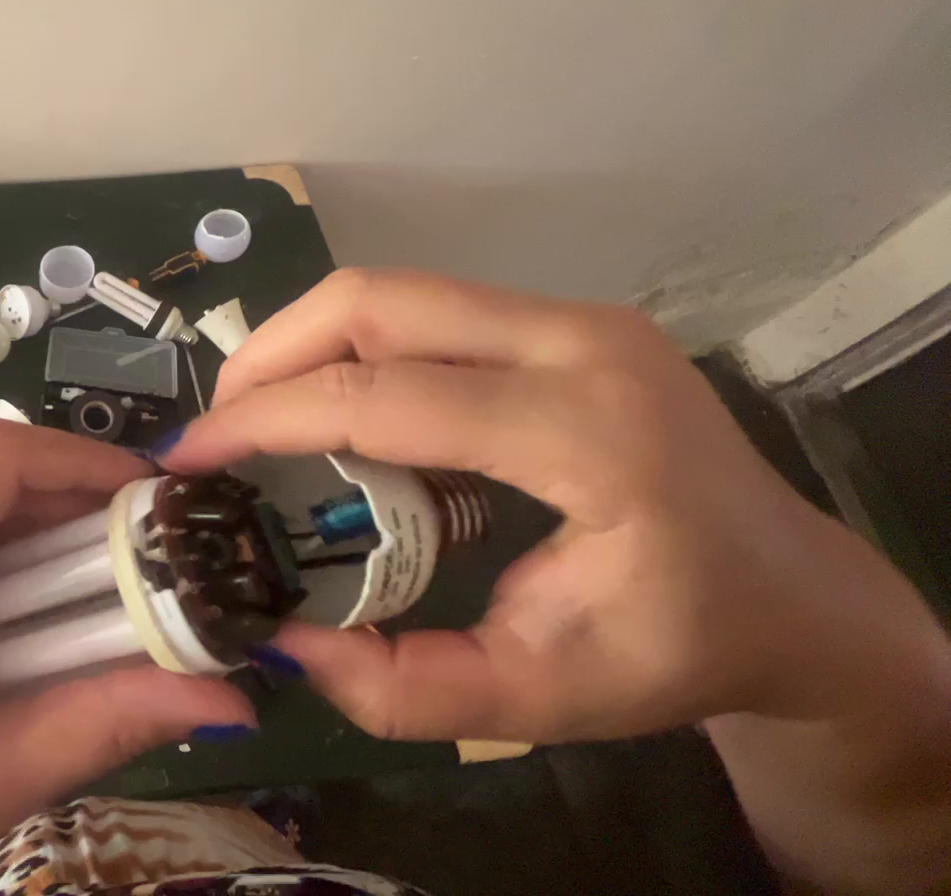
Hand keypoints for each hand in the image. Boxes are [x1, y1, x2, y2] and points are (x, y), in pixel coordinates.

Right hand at [161, 268, 949, 742]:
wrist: (798, 592)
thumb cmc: (679, 645)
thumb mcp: (540, 700)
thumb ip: (403, 689)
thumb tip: (282, 640)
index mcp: (588, 435)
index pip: (382, 396)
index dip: (267, 418)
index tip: (192, 454)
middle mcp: (577, 345)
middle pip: (370, 302)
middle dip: (266, 357)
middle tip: (220, 427)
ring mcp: (568, 318)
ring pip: (383, 291)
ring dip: (297, 343)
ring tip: (257, 414)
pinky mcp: (551, 319)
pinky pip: (412, 306)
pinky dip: (341, 345)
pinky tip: (324, 403)